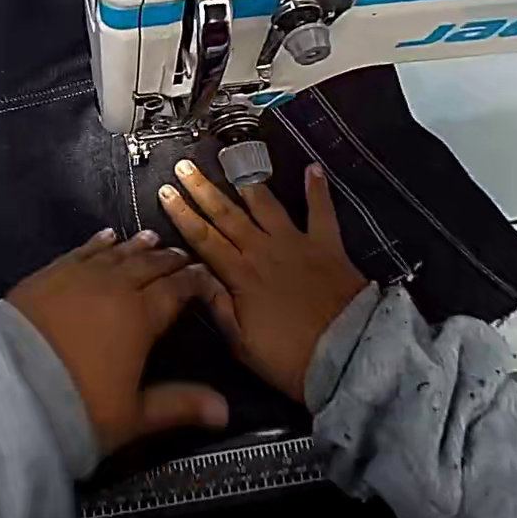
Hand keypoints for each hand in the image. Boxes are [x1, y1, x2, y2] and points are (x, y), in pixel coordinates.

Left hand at [8, 229, 229, 453]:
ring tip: (151, 238)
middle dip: (167, 260)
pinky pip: (82, 250)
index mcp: (141, 316)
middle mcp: (114, 286)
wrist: (10, 389)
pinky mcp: (50, 273)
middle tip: (180, 254)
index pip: (174, 291)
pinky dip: (98, 242)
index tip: (203, 273)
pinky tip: (106, 236)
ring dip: (137, 246)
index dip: (191, 281)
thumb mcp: (133, 415)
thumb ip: (179, 405)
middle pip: (148, 266)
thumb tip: (225, 409)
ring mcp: (80, 275)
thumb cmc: (79, 407)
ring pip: (117, 254)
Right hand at [158, 160, 367, 401]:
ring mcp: (296, 243)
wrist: (350, 358)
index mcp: (240, 275)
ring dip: (245, 181)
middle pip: (227, 214)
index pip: (203, 237)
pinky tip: (312, 167)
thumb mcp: (242, 344)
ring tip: (229, 158)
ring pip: (265, 205)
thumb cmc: (291, 359)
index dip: (182, 214)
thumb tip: (194, 273)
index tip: (166, 192)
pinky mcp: (327, 245)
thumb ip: (217, 306)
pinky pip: (321, 211)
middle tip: (184, 166)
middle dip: (202, 188)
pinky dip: (317, 189)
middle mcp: (264, 250)